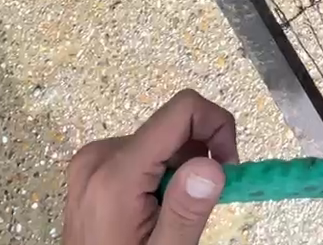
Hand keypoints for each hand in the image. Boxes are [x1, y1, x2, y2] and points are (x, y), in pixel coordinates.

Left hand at [63, 90, 236, 244]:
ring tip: (175, 211)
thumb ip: (185, 212)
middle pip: (175, 125)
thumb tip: (211, 165)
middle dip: (199, 156)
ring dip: (182, 166)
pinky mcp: (95, 167)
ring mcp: (94, 160)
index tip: (228, 167)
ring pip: (164, 137)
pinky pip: (147, 149)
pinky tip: (157, 206)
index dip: (217, 126)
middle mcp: (100, 155)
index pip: (182, 111)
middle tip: (203, 200)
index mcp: (115, 174)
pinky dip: (164, 171)